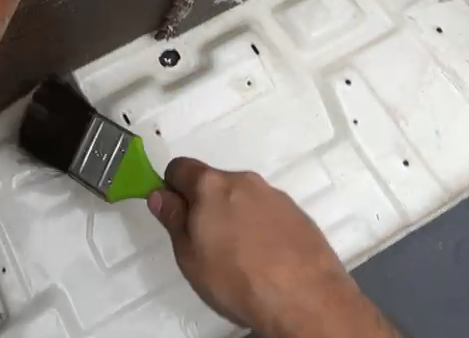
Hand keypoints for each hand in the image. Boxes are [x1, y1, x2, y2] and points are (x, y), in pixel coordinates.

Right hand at [150, 157, 397, 337]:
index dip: (172, 188)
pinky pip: (270, 214)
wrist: (309, 302)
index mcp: (210, 185)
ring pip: (243, 198)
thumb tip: (159, 195)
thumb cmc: (238, 280)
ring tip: (242, 257)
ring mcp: (274, 196)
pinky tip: (268, 261)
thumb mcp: (189, 257)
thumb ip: (172, 220)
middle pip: (214, 183)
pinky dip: (263, 229)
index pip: (179, 167)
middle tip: (208, 243)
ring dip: (237, 217)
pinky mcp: (299, 215)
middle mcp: (242, 180)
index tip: (176, 215)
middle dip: (207, 205)